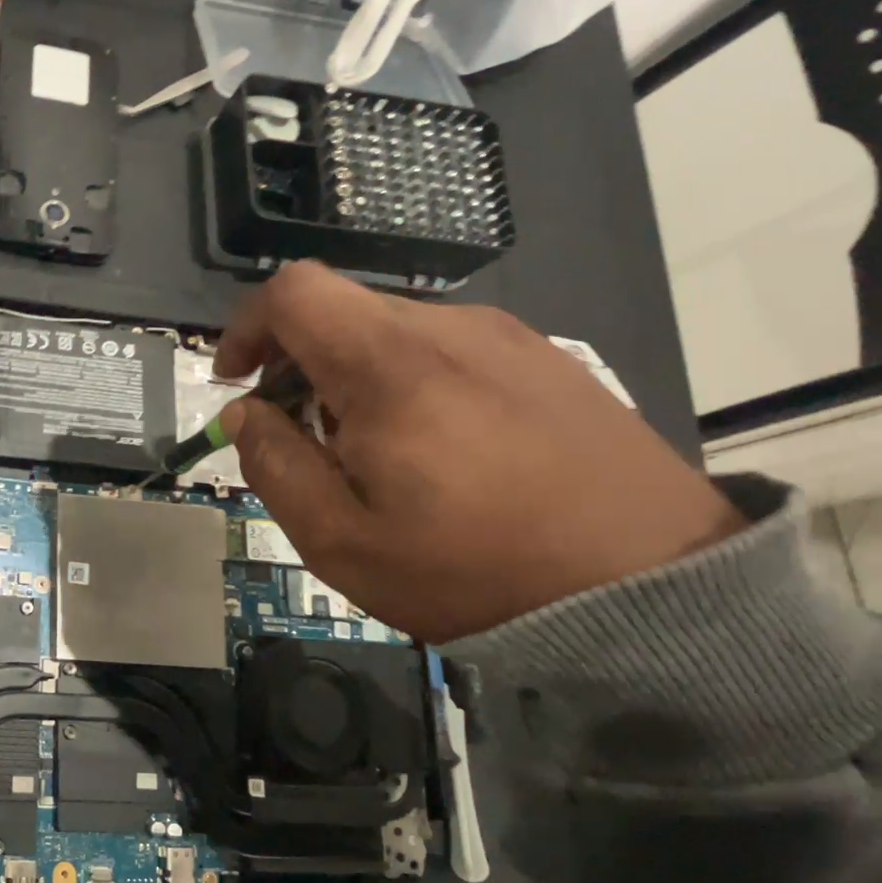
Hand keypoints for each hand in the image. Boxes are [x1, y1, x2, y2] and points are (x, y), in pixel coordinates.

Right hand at [213, 262, 744, 643]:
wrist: (645, 590)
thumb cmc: (469, 571)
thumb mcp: (339, 538)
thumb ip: (273, 464)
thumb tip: (242, 412)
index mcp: (390, 366)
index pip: (294, 292)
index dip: (246, 326)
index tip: (236, 382)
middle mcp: (450, 329)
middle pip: (342, 311)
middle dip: (297, 363)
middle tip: (298, 437)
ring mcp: (509, 339)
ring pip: (396, 331)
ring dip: (353, 375)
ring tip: (369, 453)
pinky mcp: (548, 361)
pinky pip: (450, 350)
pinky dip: (409, 381)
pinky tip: (434, 450)